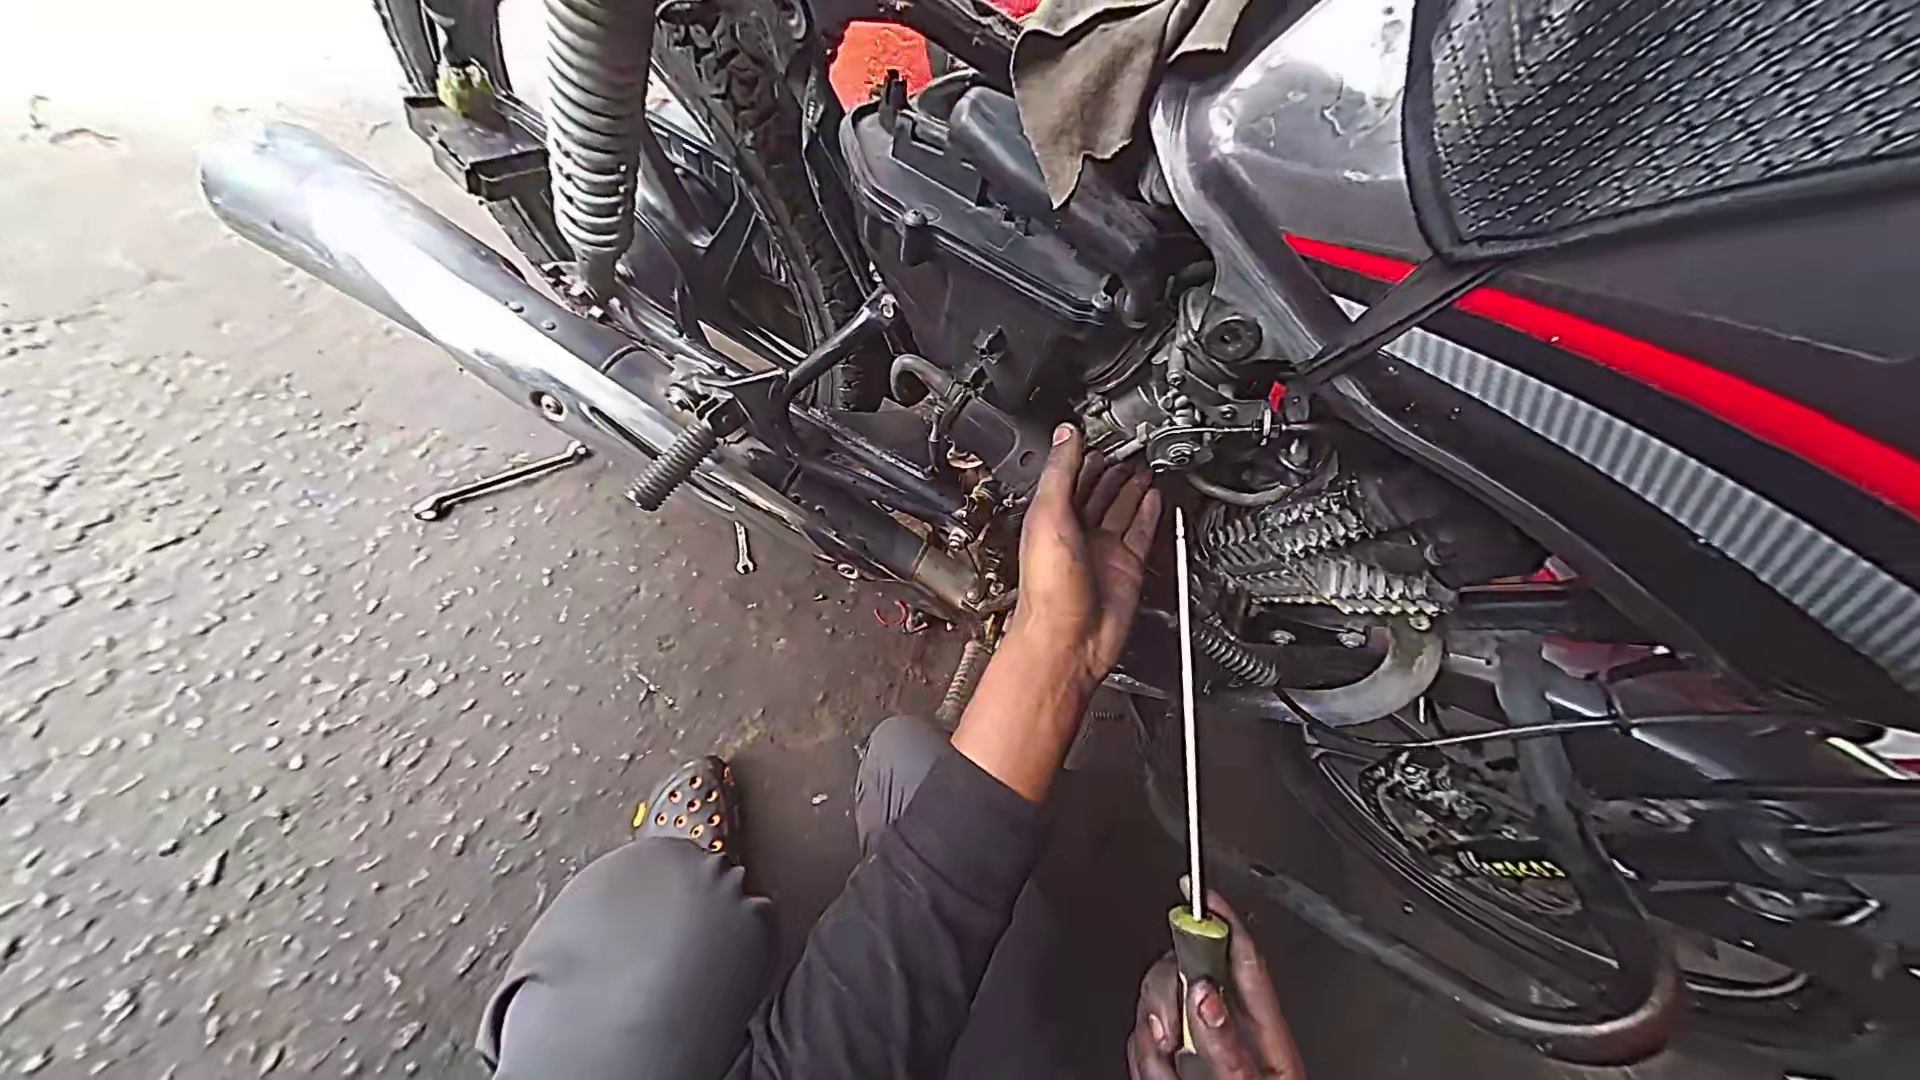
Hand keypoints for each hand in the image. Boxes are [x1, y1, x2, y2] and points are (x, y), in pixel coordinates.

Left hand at [1008, 424, 1161, 690]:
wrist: (1068, 640)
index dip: (1086, 454)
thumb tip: (1066, 434)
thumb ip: (1060, 473)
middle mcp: (1077, 532)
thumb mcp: (1048, 516)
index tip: (1099, 434)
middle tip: (1128, 446)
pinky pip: (1140, 532)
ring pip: (1121, 508)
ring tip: (1144, 464)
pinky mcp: (1125, 567)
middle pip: (1099, 490)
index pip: (1071, 476)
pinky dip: (1148, 513)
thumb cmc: (1048, 590)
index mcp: (1051, 518)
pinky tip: (1152, 498)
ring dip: (1132, 486)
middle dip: (1113, 467)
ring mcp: (1102, 550)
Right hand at [1128, 893, 1304, 1079]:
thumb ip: (1229, 1048)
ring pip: (1159, 999)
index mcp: (1264, 1030)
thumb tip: (1202, 992)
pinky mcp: (1176, 1062)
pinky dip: (1141, 1052)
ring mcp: (1202, 1045)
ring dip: (1150, 1031)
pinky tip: (1159, 1073)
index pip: (1242, 954)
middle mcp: (1230, 1028)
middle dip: (1166, 988)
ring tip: (1166, 1068)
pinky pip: (1143, 1034)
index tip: (1197, 888)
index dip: (1220, 916)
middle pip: (1188, 968)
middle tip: (1169, 1029)